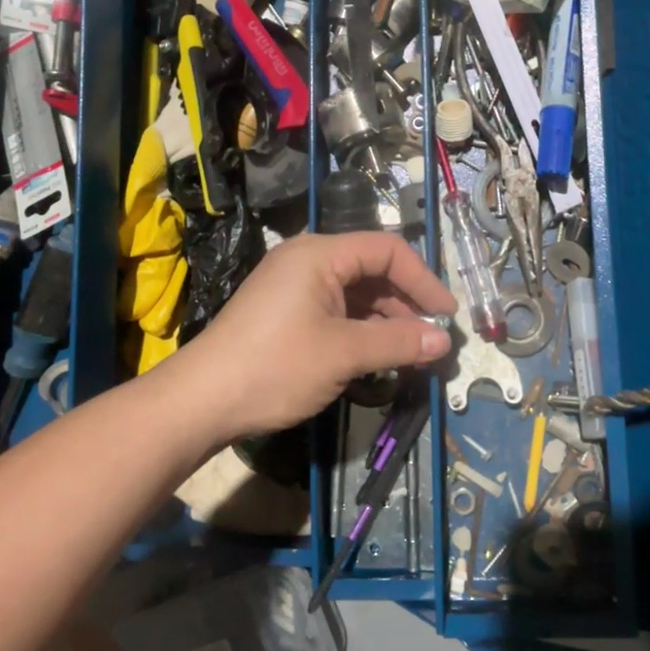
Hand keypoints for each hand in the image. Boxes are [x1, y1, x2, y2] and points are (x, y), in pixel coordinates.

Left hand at [170, 232, 456, 439]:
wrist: (202, 400)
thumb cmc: (276, 367)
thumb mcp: (344, 354)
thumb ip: (398, 342)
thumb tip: (443, 341)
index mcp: (320, 254)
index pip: (387, 250)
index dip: (424, 280)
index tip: (448, 315)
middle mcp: (307, 259)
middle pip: (372, 269)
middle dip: (406, 303)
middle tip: (432, 340)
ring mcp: (293, 284)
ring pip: (355, 292)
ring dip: (386, 319)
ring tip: (410, 353)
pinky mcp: (285, 310)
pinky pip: (335, 308)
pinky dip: (361, 328)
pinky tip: (377, 355)